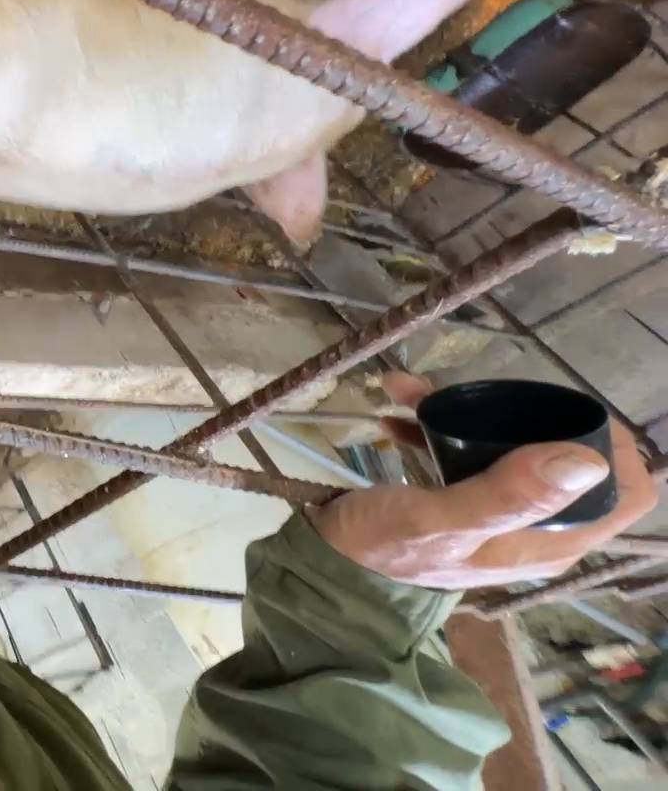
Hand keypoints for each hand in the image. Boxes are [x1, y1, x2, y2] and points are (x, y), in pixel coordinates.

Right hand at [313, 371, 657, 589]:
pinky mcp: (452, 504)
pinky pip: (459, 462)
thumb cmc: (384, 543)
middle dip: (515, 420)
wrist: (328, 561)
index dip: (614, 452)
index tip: (568, 408)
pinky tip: (395, 419)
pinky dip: (430, 434)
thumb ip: (505, 495)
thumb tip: (585, 459)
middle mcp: (532, 530)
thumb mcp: (437, 517)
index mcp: (548, 543)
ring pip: (500, 457)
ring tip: (407, 391)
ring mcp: (491, 516)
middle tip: (471, 390)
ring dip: (460, 419)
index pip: (623, 496)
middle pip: (556, 468)